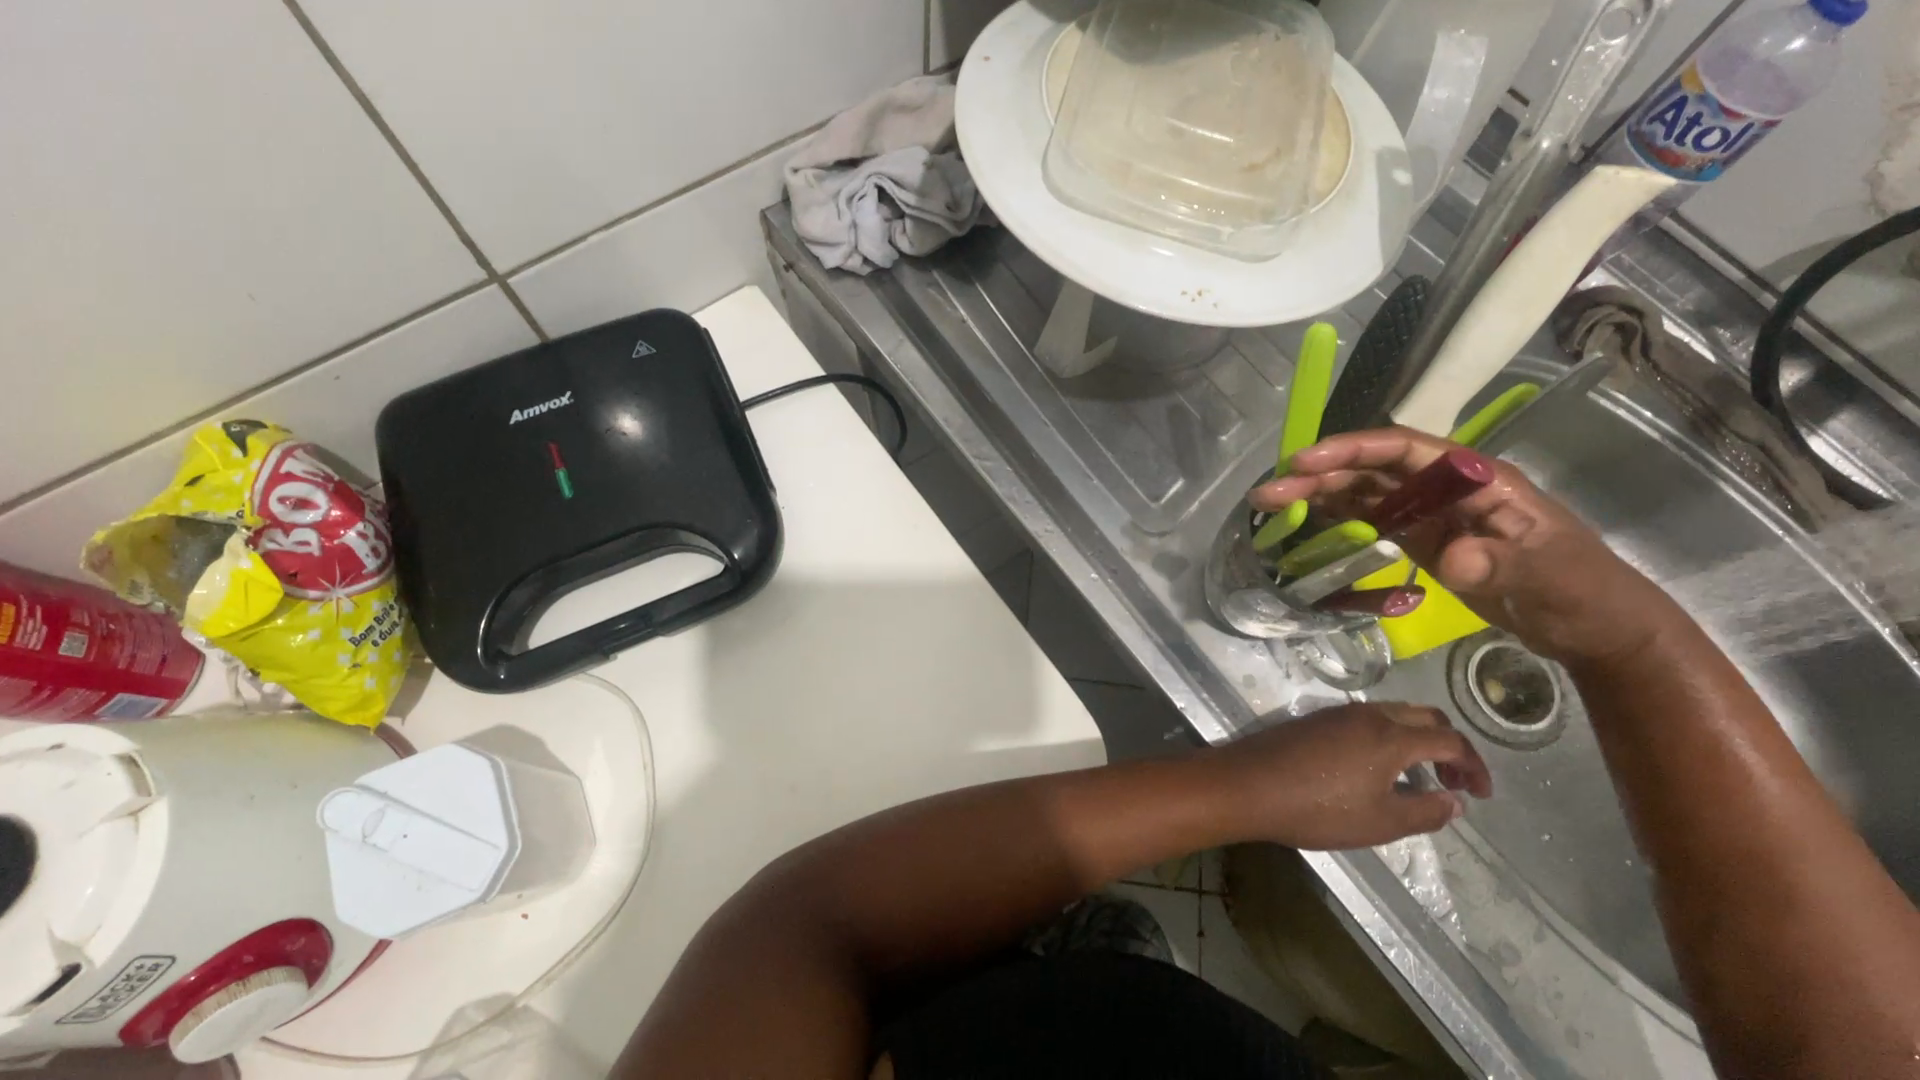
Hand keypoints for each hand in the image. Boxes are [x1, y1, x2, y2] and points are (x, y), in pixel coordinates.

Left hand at [1211, 702, 1492, 850]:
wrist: (1247, 785)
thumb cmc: (1317, 808)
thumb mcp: (1380, 822)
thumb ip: (1425, 811)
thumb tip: (1456, 801)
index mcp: (1392, 736)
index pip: (1450, 739)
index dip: (1474, 766)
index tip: (1482, 794)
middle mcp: (1369, 714)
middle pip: (1425, 717)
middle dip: (1449, 747)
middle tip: (1455, 782)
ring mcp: (1338, 713)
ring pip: (1394, 714)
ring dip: (1418, 740)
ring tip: (1421, 778)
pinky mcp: (1315, 720)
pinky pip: (1367, 720)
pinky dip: (1390, 738)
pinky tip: (1379, 769)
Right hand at [1248, 427, 1681, 666]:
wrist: (1594, 627)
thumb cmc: (1582, 591)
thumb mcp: (1549, 576)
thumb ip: (1502, 562)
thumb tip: (1453, 557)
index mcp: (1477, 479)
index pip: (1406, 451)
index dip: (1355, 451)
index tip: (1307, 461)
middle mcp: (1446, 489)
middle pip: (1373, 471)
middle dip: (1319, 475)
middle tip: (1268, 491)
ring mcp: (1432, 516)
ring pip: (1364, 494)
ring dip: (1318, 496)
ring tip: (1271, 506)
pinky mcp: (1423, 543)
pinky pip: (1370, 524)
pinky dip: (1336, 521)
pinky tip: (1303, 525)